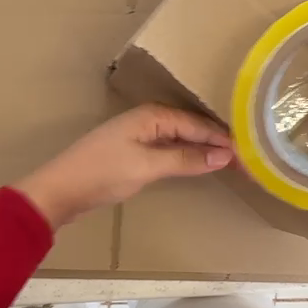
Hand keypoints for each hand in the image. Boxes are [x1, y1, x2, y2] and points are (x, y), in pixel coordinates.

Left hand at [15, 104, 232, 228]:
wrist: (59, 191)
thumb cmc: (101, 174)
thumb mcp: (147, 166)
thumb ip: (184, 160)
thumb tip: (223, 156)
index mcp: (150, 116)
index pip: (195, 123)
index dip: (221, 138)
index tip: (248, 152)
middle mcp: (144, 121)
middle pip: (187, 128)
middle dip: (214, 142)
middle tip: (244, 158)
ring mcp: (134, 139)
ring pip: (176, 140)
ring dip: (198, 151)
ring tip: (226, 163)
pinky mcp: (127, 156)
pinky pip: (164, 152)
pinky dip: (181, 159)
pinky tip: (193, 168)